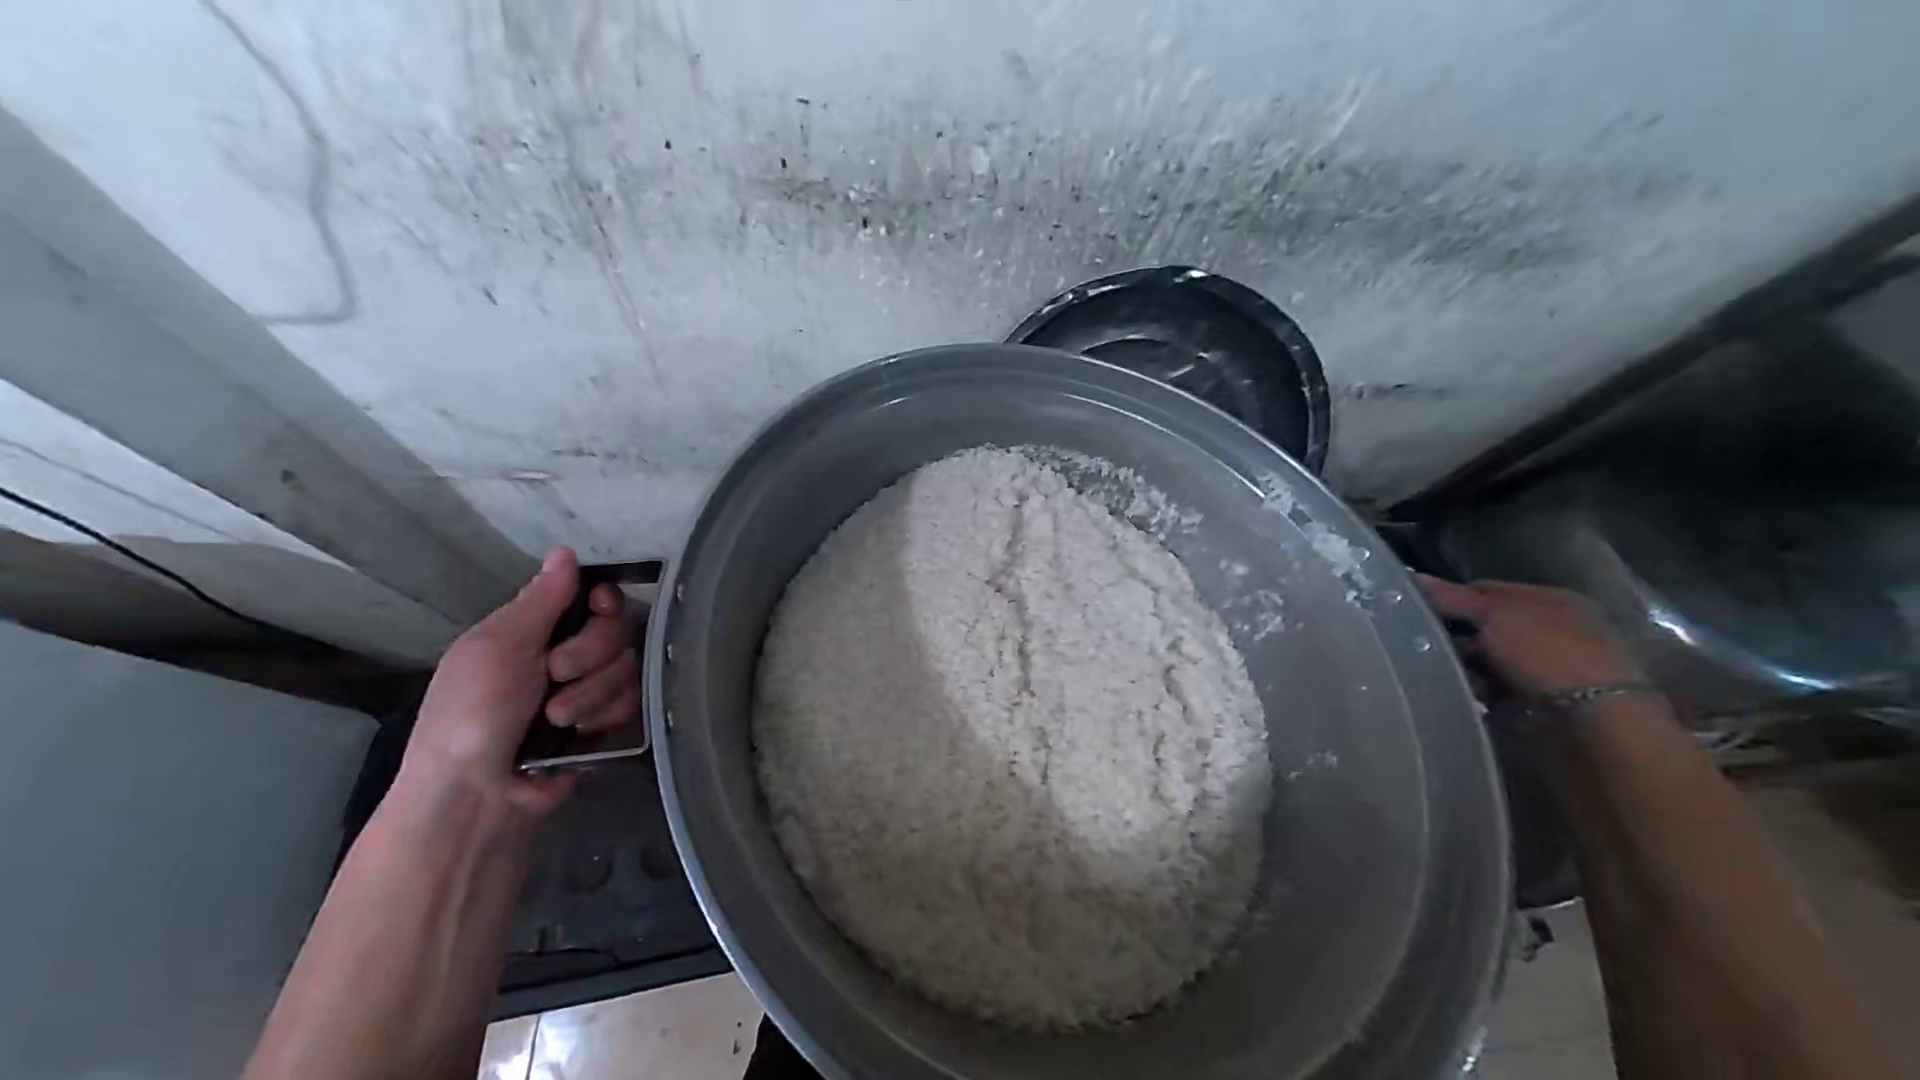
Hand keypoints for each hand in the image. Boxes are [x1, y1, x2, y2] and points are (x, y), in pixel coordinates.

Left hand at [395, 547, 640, 817]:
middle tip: (554, 676)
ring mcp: (592, 688)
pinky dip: (604, 717)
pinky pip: (634, 703)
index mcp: (536, 629)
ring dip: (592, 693)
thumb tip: (565, 550)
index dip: (604, 601)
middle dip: (590, 653)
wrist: (478, 796)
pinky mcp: (609, 723)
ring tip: (556, 720)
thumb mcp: (497, 649)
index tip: (597, 609)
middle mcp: (569, 653)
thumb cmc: (472, 715)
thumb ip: (540, 601)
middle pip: (620, 628)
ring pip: (630, 667)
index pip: (595, 595)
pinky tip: (579, 735)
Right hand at [1416, 574, 1642, 699]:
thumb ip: (1452, 597)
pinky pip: (1495, 688)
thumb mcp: (1494, 615)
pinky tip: (1475, 696)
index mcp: (1549, 599)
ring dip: (1467, 669)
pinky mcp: (1541, 699)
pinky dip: (1482, 691)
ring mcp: (1548, 665)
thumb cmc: (1547, 652)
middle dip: (1457, 639)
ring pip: (1485, 660)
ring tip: (1455, 677)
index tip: (1420, 613)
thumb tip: (1410, 575)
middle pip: (1483, 627)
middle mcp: (1550, 629)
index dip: (1451, 598)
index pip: (1484, 590)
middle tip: (1430, 648)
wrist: (1595, 720)